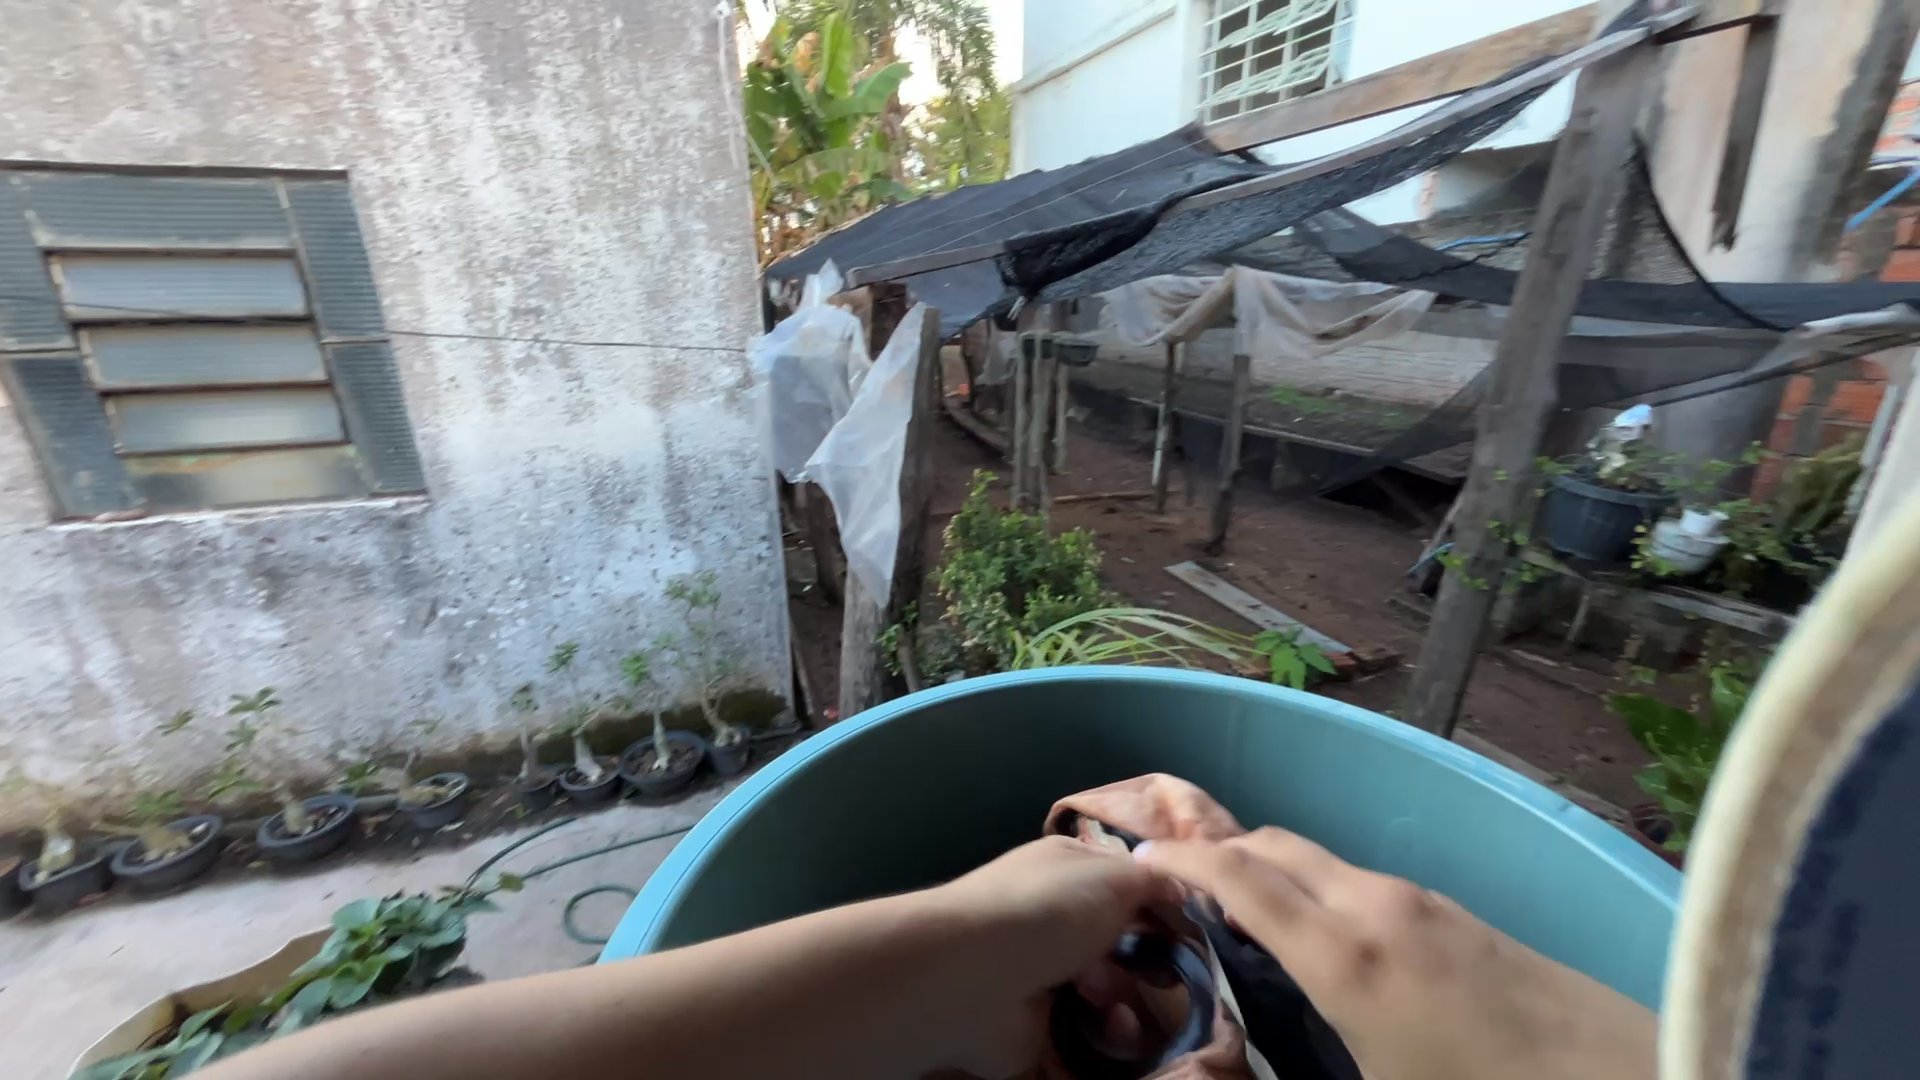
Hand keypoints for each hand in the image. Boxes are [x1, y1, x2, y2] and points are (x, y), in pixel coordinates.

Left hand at [909, 836, 1177, 1078]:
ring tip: (1112, 1000)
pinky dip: (1107, 1032)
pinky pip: (1090, 1029)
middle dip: (1144, 956)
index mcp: (1068, 865)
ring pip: (1108, 986)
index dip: (1158, 902)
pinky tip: (1110, 1028)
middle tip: (1165, 972)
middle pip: (1119, 937)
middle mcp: (1056, 912)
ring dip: (1122, 996)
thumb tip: (1178, 887)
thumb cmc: (1050, 908)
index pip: (1124, 880)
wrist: (976, 972)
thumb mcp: (1112, 876)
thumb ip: (1152, 880)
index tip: (1190, 926)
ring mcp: (1045, 966)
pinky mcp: (1040, 1020)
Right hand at [1139, 829, 1656, 1079]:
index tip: (1139, 861)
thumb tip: (1244, 1054)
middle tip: (1186, 893)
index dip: (1179, 860)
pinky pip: (1352, 879)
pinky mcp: (1449, 911)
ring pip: (1312, 858)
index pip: (1236, 875)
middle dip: (1217, 855)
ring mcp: (1415, 900)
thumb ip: (1297, 1060)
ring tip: (1250, 920)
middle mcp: (1369, 903)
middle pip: (1269, 845)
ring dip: (1267, 872)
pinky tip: (1328, 942)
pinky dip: (1312, 889)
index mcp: (1342, 954)